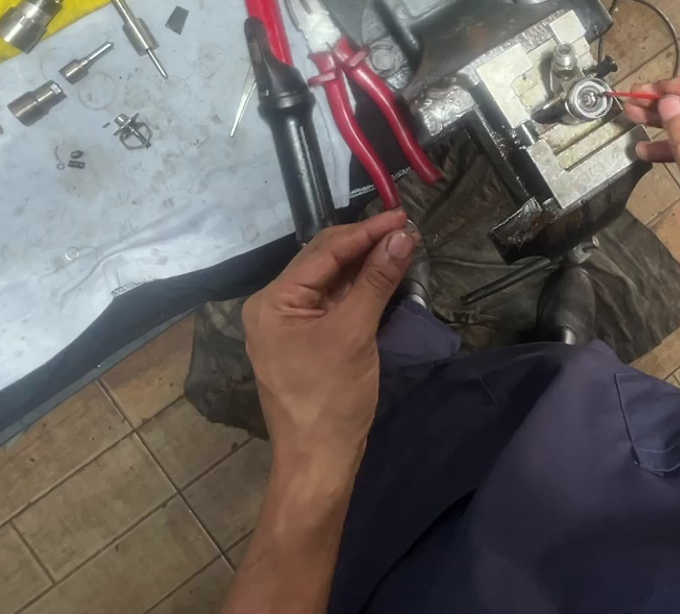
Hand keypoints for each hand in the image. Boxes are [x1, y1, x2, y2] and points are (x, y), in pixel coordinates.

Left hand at [243, 211, 416, 477]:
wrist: (320, 462)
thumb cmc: (331, 398)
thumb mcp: (355, 332)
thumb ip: (377, 279)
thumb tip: (403, 235)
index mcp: (274, 300)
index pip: (324, 251)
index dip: (365, 231)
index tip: (402, 216)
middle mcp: (276, 304)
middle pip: (325, 260)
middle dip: (366, 242)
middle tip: (406, 228)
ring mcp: (292, 322)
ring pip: (333, 278)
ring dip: (366, 262)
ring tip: (402, 243)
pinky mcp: (310, 337)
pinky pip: (336, 299)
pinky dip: (362, 285)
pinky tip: (386, 272)